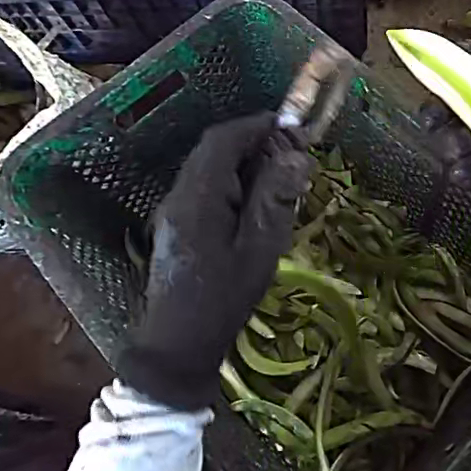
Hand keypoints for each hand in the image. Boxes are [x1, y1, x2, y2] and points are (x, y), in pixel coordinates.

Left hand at [118, 112, 316, 409]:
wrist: (178, 344)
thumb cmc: (222, 299)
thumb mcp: (259, 249)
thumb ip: (275, 198)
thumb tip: (296, 155)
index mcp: (198, 196)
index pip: (222, 140)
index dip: (256, 126)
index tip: (290, 128)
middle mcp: (179, 195)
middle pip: (214, 150)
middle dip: (253, 143)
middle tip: (292, 154)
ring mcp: (174, 210)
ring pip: (210, 169)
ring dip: (244, 163)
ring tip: (280, 176)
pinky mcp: (177, 225)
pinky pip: (206, 188)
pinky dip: (233, 182)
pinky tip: (256, 202)